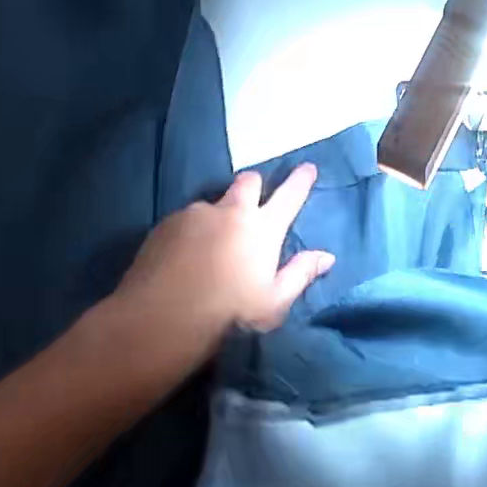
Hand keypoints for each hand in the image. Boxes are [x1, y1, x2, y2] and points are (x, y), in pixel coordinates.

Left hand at [106, 165, 334, 347]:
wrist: (159, 319)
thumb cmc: (228, 314)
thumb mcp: (274, 302)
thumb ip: (301, 274)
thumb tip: (327, 256)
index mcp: (263, 228)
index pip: (290, 195)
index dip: (301, 180)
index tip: (308, 167)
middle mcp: (232, 212)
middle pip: (249, 181)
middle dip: (254, 185)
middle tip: (253, 202)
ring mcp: (196, 214)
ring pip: (214, 202)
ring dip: (218, 214)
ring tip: (210, 243)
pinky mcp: (166, 224)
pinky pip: (186, 218)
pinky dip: (192, 230)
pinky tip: (185, 254)